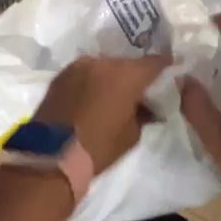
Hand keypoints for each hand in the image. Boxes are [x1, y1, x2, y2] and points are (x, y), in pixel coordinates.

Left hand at [33, 54, 172, 172]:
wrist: (49, 158)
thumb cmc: (98, 147)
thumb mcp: (132, 135)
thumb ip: (143, 113)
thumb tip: (147, 106)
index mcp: (127, 74)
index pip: (155, 62)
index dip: (166, 67)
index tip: (171, 73)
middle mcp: (104, 62)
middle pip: (128, 63)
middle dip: (136, 74)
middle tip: (139, 91)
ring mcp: (79, 66)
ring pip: (104, 66)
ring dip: (111, 77)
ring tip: (113, 95)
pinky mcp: (61, 75)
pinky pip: (85, 73)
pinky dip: (92, 81)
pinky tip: (92, 97)